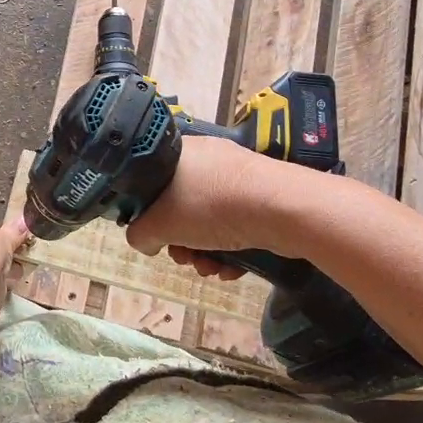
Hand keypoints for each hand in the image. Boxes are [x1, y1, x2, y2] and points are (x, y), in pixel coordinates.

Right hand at [124, 137, 299, 275]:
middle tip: (184, 259)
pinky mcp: (262, 195)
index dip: (148, 214)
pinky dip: (229, 248)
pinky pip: (235, 222)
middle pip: (179, 206)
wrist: (282, 208)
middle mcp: (206, 158)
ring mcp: (237, 176)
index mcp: (177, 152)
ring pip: (207, 218)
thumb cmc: (210, 206)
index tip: (156, 236)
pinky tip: (230, 268)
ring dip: (203, 250)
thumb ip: (140, 234)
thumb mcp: (160, 224)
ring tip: (209, 270)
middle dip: (179, 241)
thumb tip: (145, 240)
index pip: (150, 181)